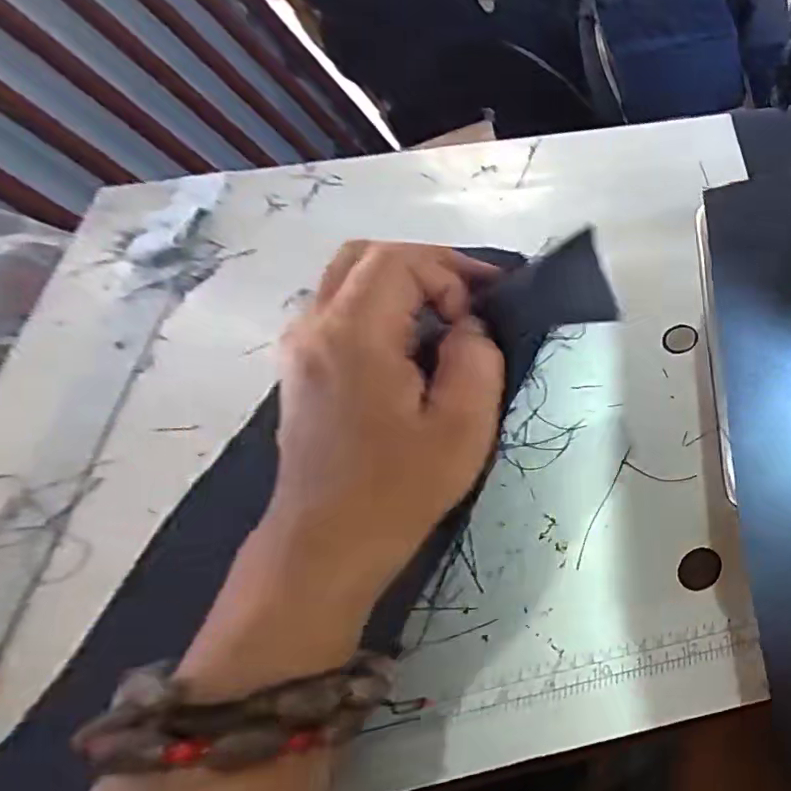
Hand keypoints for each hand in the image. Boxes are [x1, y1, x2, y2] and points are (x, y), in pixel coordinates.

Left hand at [265, 241, 505, 598]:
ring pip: (350, 278)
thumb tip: (468, 328)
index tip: (488, 311)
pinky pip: (344, 309)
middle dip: (430, 266)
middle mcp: (313, 328)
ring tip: (457, 320)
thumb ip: (476, 359)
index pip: (399, 262)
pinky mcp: (305, 367)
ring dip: (409, 284)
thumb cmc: (405, 482)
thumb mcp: (465, 423)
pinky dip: (389, 307)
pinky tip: (423, 345)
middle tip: (477, 300)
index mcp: (352, 336)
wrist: (333, 535)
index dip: (453, 271)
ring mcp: (301, 347)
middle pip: (365, 256)